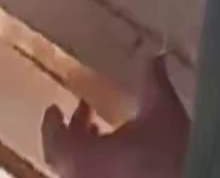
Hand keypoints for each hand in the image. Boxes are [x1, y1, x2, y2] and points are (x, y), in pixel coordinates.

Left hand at [41, 58, 189, 177]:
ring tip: (100, 130)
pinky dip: (93, 164)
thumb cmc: (167, 153)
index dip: (52, 124)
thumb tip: (154, 53)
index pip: (56, 142)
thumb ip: (153, 79)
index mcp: (85, 158)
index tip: (54, 106)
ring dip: (83, 149)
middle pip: (63, 159)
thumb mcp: (162, 108)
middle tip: (85, 110)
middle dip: (71, 132)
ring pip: (75, 172)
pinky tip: (117, 154)